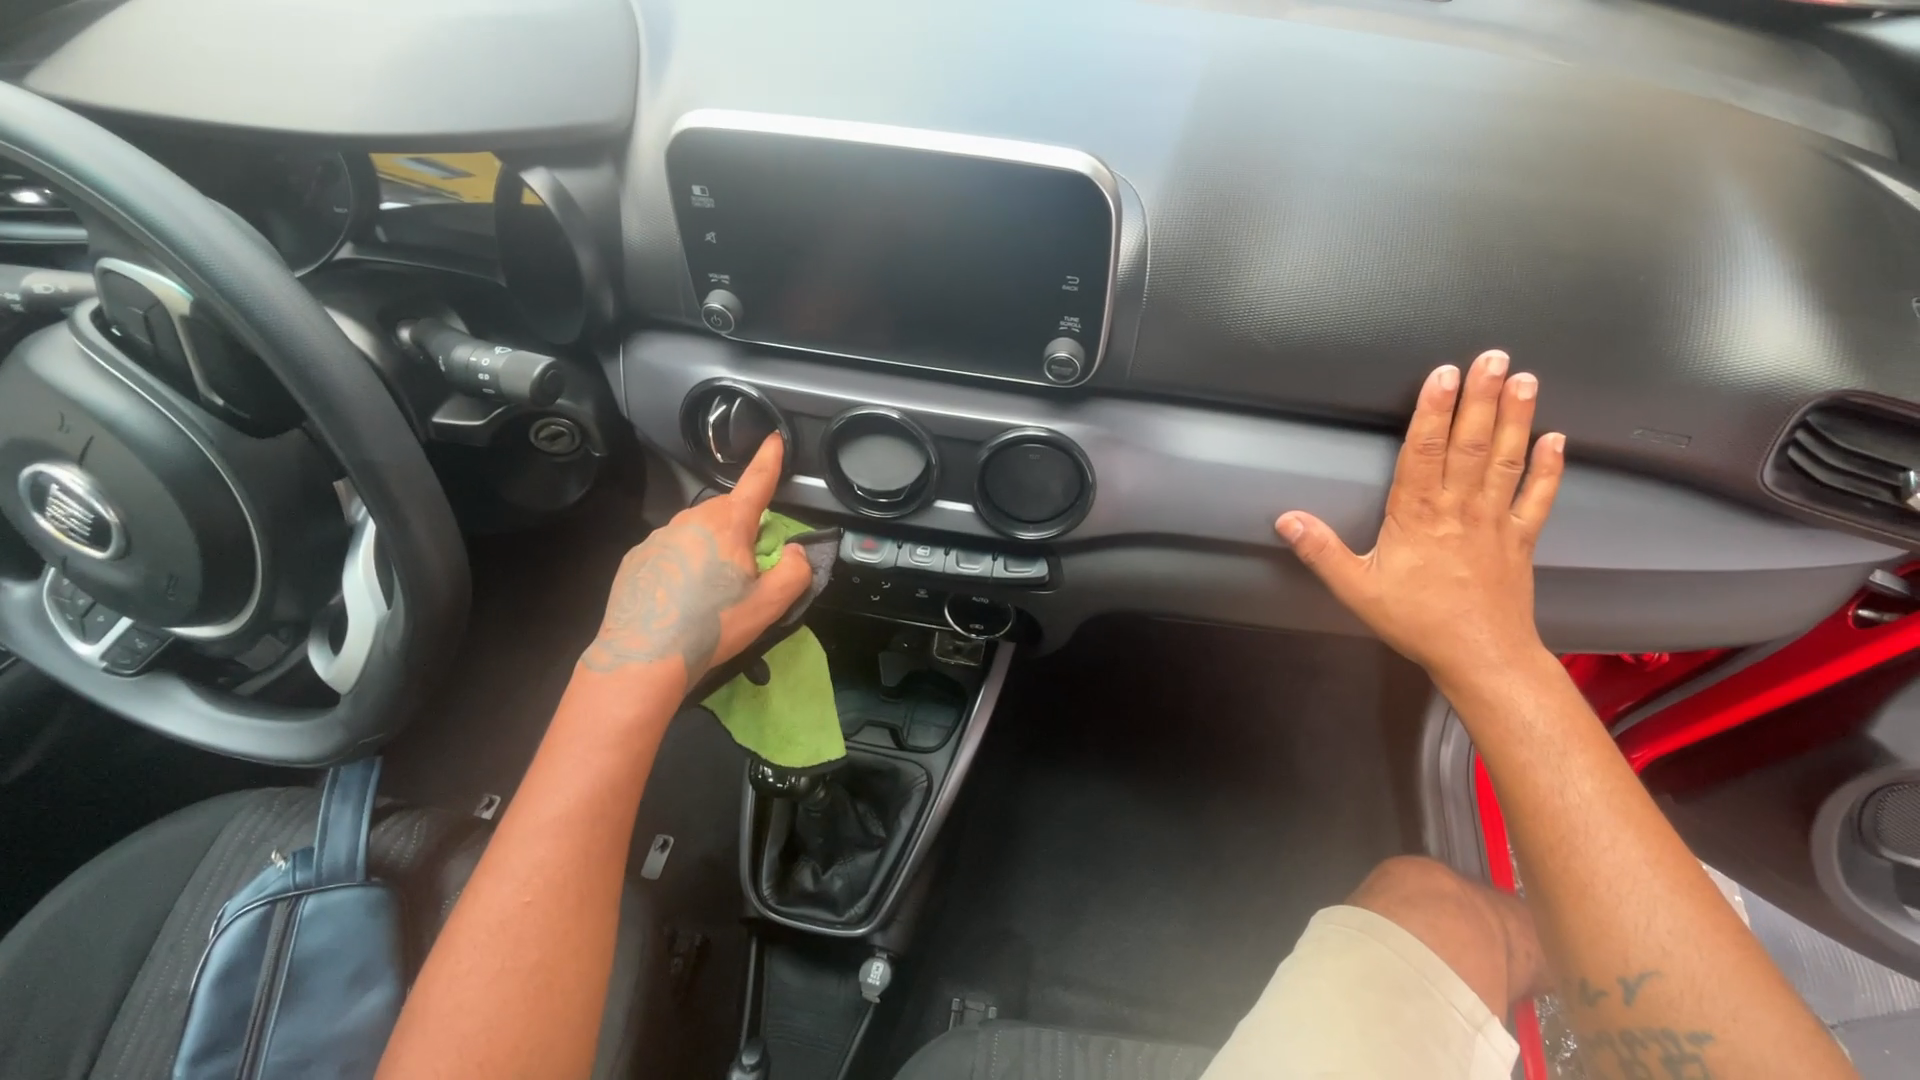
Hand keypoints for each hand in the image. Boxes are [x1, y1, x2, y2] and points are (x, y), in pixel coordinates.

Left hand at [579, 434, 812, 692]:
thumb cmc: (714, 626)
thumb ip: (796, 571)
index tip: (774, 438)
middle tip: (746, 573)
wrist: (645, 655)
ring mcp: (659, 537)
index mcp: (728, 524)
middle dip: (741, 532)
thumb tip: (795, 552)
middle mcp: (691, 520)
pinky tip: (682, 602)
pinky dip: (682, 568)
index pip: (756, 482)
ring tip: (710, 595)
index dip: (769, 460)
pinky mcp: (637, 558)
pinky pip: (671, 553)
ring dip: (710, 552)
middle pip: (727, 514)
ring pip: (697, 534)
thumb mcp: (771, 604)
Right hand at [1276, 350, 1565, 687]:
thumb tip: (1286, 518)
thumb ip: (1321, 550)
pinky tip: (1557, 438)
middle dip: (1480, 399)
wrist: (1480, 656)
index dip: (1433, 411)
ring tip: (1523, 379)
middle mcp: (1459, 509)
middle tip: (1493, 357)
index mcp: (1417, 516)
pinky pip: (1538, 497)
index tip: (1443, 374)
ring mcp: (1496, 522)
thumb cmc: (1415, 620)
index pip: (1424, 453)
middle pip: (1470, 445)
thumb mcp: (1355, 589)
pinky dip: (1549, 467)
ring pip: (1505, 461)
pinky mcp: (1521, 539)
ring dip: (1515, 418)